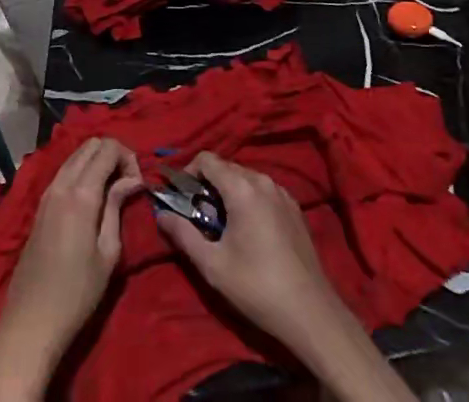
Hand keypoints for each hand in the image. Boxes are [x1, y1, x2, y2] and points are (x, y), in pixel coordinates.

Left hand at [0, 138, 143, 401]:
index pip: (108, 148)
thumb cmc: (77, 294)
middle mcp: (60, 185)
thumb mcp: (108, 252)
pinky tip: (93, 199)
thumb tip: (132, 179)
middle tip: (127, 184)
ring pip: (76, 155)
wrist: (30, 325)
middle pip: (91, 144)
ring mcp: (45, 195)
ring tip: (113, 191)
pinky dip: (83, 172)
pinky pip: (64, 172)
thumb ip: (117, 206)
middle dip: (114, 154)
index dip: (129, 158)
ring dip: (98, 162)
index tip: (137, 186)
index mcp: (80, 194)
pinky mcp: (39, 207)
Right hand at [157, 154, 413, 401]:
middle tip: (196, 218)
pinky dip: (247, 199)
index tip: (179, 198)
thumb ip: (183, 234)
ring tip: (219, 227)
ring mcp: (283, 193)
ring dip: (227, 193)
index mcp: (243, 188)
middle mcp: (264, 181)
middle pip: (227, 167)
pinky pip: (263, 191)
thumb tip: (161, 214)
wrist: (308, 309)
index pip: (207, 159)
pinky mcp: (294, 207)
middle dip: (206, 186)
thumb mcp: (211, 264)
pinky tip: (246, 231)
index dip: (187, 173)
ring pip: (246, 178)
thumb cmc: (255, 285)